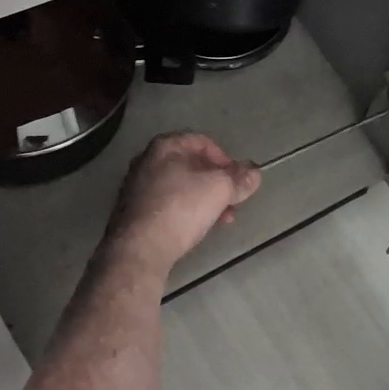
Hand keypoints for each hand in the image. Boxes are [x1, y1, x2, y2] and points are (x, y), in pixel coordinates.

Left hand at [104, 132, 260, 270]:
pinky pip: (167, 204)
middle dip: (217, 182)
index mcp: (164, 147)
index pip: (202, 141)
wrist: (139, 248)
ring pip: (180, 187)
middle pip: (190, 165)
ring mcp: (136, 187)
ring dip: (205, 199)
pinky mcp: (133, 212)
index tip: (238, 179)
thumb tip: (255, 173)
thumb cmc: (180, 208)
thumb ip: (240, 179)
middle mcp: (146, 161)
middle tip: (233, 200)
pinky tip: (198, 228)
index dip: (225, 158)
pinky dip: (186, 211)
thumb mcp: (220, 189)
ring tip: (221, 218)